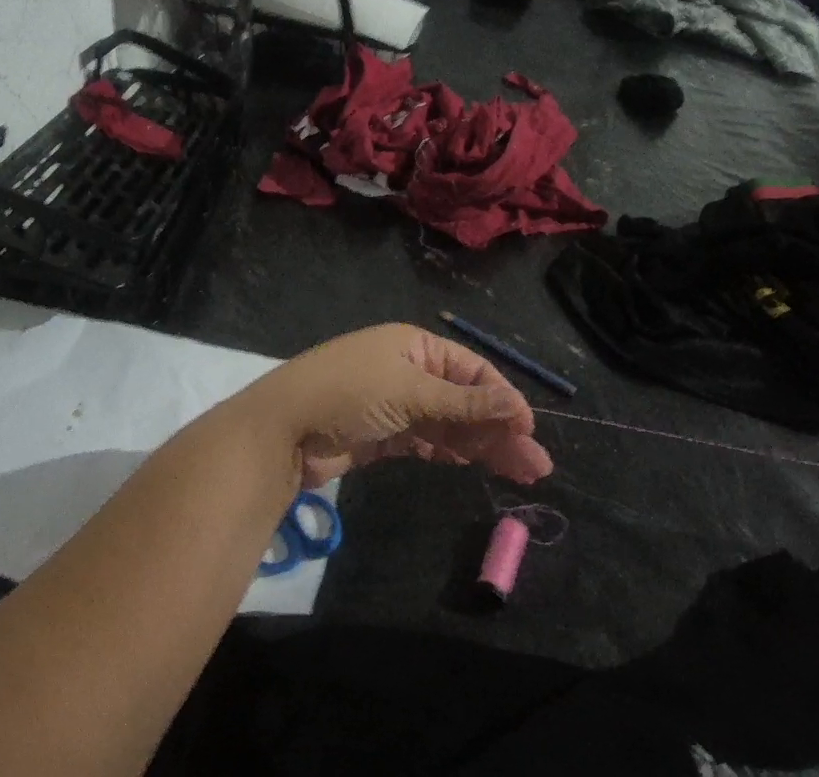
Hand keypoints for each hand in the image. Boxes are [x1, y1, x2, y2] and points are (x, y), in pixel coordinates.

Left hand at [237, 323, 554, 488]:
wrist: (282, 431)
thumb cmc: (348, 394)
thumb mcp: (410, 392)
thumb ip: (464, 402)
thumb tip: (517, 405)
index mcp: (414, 346)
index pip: (471, 370)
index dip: (502, 398)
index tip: (527, 429)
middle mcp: (408, 371)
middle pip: (465, 400)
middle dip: (499, 430)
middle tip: (536, 465)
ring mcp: (395, 404)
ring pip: (449, 424)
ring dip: (481, 446)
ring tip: (520, 473)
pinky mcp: (383, 435)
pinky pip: (426, 441)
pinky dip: (449, 451)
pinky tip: (473, 464)